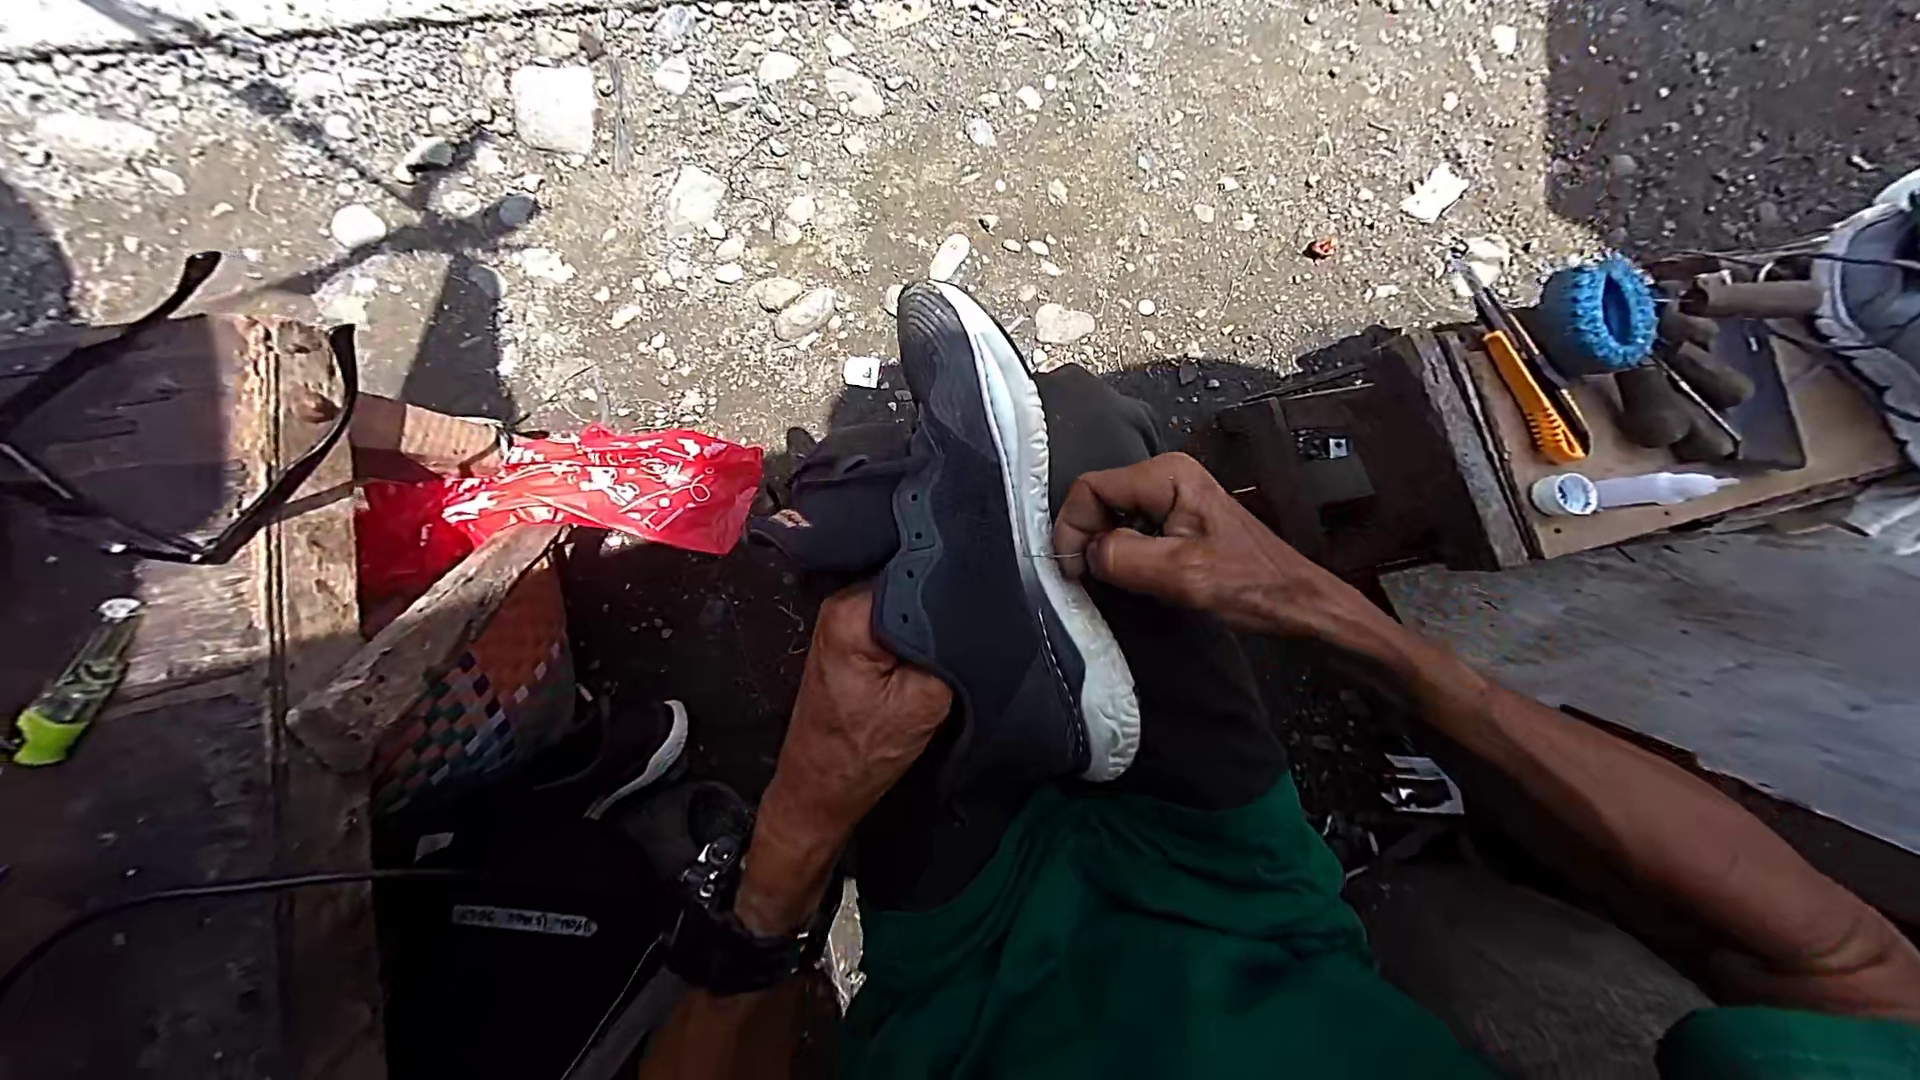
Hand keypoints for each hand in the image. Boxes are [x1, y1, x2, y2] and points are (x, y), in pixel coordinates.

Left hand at [736, 586, 952, 933]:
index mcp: (852, 612)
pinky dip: (912, 628)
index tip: (973, 602)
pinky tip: (920, 653)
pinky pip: (893, 613)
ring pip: (903, 594)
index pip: (915, 566)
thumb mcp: (925, 701)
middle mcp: (841, 604)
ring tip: (935, 650)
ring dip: (926, 616)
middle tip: (958, 633)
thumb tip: (968, 607)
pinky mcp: (850, 633)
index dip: (951, 581)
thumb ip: (950, 647)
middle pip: (908, 574)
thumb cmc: (859, 756)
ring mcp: (842, 617)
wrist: (822, 789)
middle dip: (939, 599)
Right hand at [1052, 453, 1397, 652]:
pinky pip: (1125, 531)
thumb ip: (1123, 557)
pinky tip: (1134, 577)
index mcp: (1167, 476)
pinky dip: (1118, 556)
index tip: (1072, 567)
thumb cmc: (1253, 586)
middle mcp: (1165, 477)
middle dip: (1086, 540)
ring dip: (1103, 551)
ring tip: (1119, 580)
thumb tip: (1083, 554)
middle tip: (1090, 578)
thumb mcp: (1181, 574)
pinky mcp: (1170, 519)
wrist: (1295, 603)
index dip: (1072, 527)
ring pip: (1108, 518)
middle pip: (1096, 501)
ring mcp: (1168, 498)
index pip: (1090, 488)